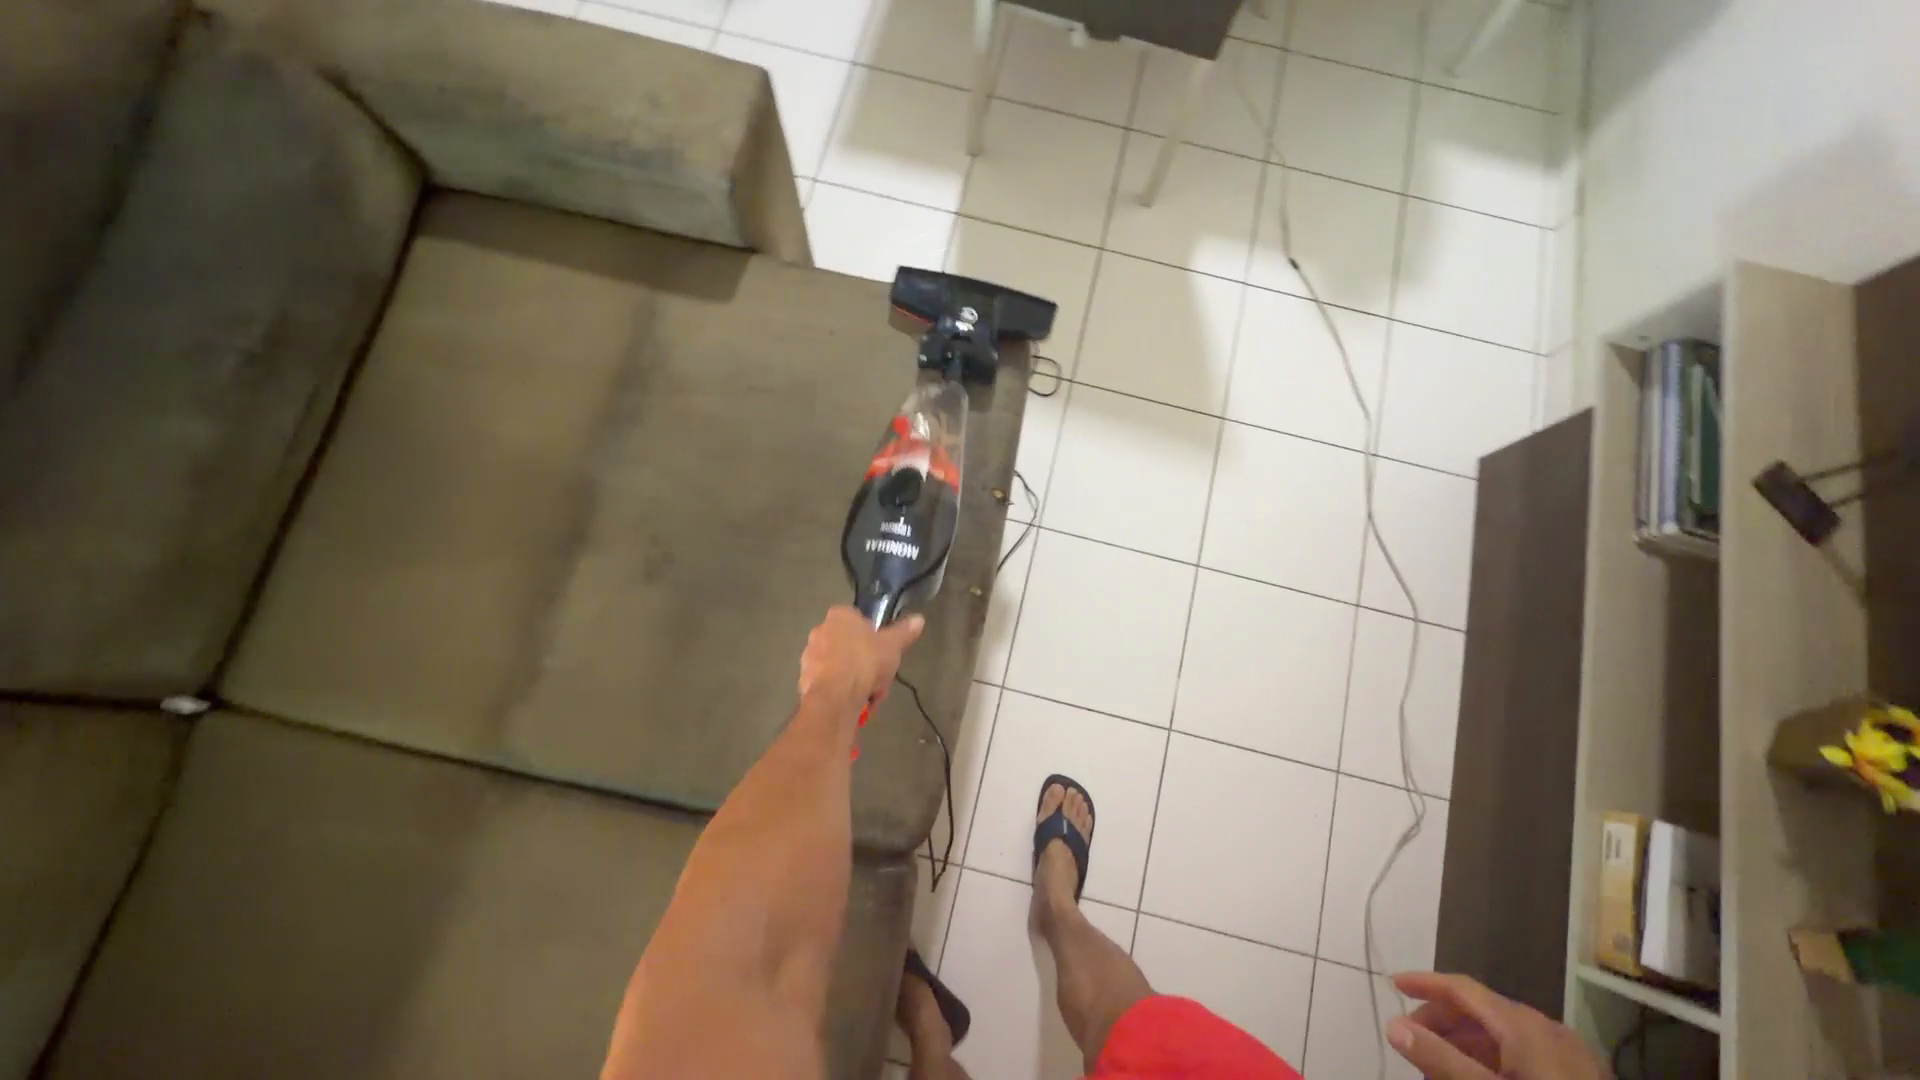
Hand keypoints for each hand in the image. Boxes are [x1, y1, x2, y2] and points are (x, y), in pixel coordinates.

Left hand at [797, 607, 925, 709]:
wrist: (836, 695)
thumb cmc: (865, 662)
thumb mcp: (893, 646)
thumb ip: (904, 632)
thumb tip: (919, 619)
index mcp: (839, 615)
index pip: (857, 619)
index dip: (871, 636)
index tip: (881, 652)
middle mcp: (819, 630)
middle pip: (847, 644)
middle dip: (862, 661)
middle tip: (878, 676)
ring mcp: (809, 655)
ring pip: (838, 665)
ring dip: (852, 678)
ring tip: (868, 694)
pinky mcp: (804, 679)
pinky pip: (828, 682)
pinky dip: (840, 691)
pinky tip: (854, 702)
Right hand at [1387, 973, 1611, 1079]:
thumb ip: (1439, 1058)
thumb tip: (1392, 1025)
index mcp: (1522, 1024)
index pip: (1462, 988)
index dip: (1425, 983)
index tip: (1393, 985)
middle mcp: (1546, 1027)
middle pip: (1481, 1009)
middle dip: (1443, 1022)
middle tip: (1414, 1044)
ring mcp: (1569, 1053)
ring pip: (1503, 1033)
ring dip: (1466, 1043)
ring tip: (1443, 1068)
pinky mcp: (1581, 1076)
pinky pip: (1526, 1053)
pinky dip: (1495, 1058)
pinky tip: (1481, 1078)